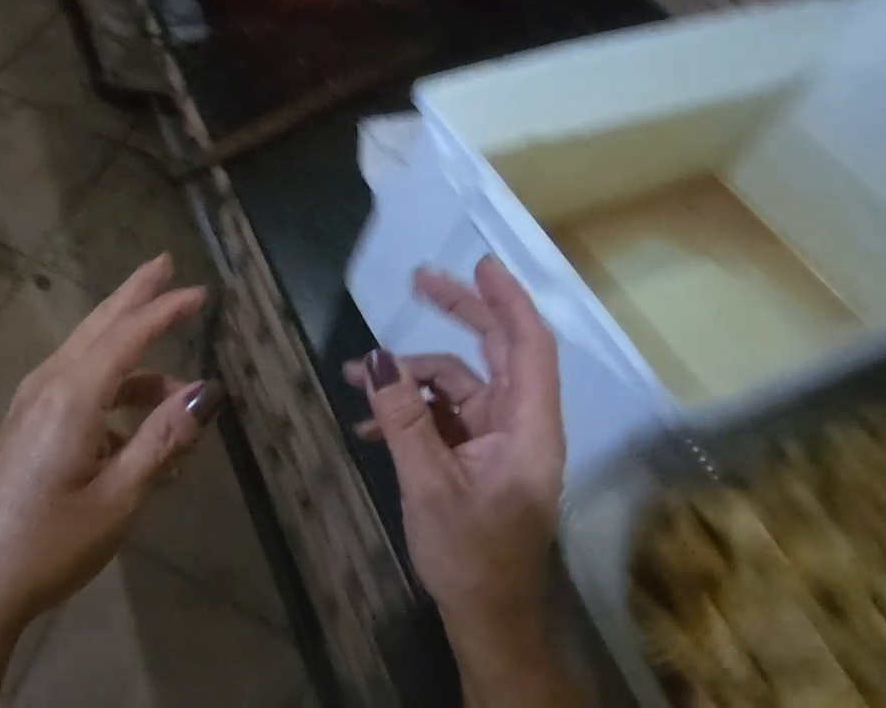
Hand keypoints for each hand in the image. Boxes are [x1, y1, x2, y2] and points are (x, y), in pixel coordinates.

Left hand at [0, 255, 217, 706]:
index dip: (166, 309)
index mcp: (71, 395)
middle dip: (134, 294)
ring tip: (175, 375)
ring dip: (131, 353)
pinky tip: (136, 422)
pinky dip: (113, 387)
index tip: (201, 291)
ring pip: (87, 353)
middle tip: (164, 264)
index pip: (129, 335)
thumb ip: (163, 439)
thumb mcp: (119, 498)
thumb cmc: (51, 544)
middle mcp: (47, 384)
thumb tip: (207, 390)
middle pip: (100, 324)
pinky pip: (77, 384)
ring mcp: (31, 402)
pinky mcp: (26, 423)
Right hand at [347, 257, 577, 706]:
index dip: (508, 301)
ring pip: (455, 384)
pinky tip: (368, 426)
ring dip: (408, 377)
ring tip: (356, 379)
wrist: (485, 619)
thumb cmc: (470, 555)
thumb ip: (402, 418)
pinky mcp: (474, 455)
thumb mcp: (428, 483)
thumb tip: (375, 361)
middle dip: (457, 314)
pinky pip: (440, 414)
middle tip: (418, 282)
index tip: (480, 266)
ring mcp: (495, 439)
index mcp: (527, 429)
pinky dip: (407, 411)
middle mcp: (518, 425)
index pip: (529, 348)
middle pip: (494, 351)